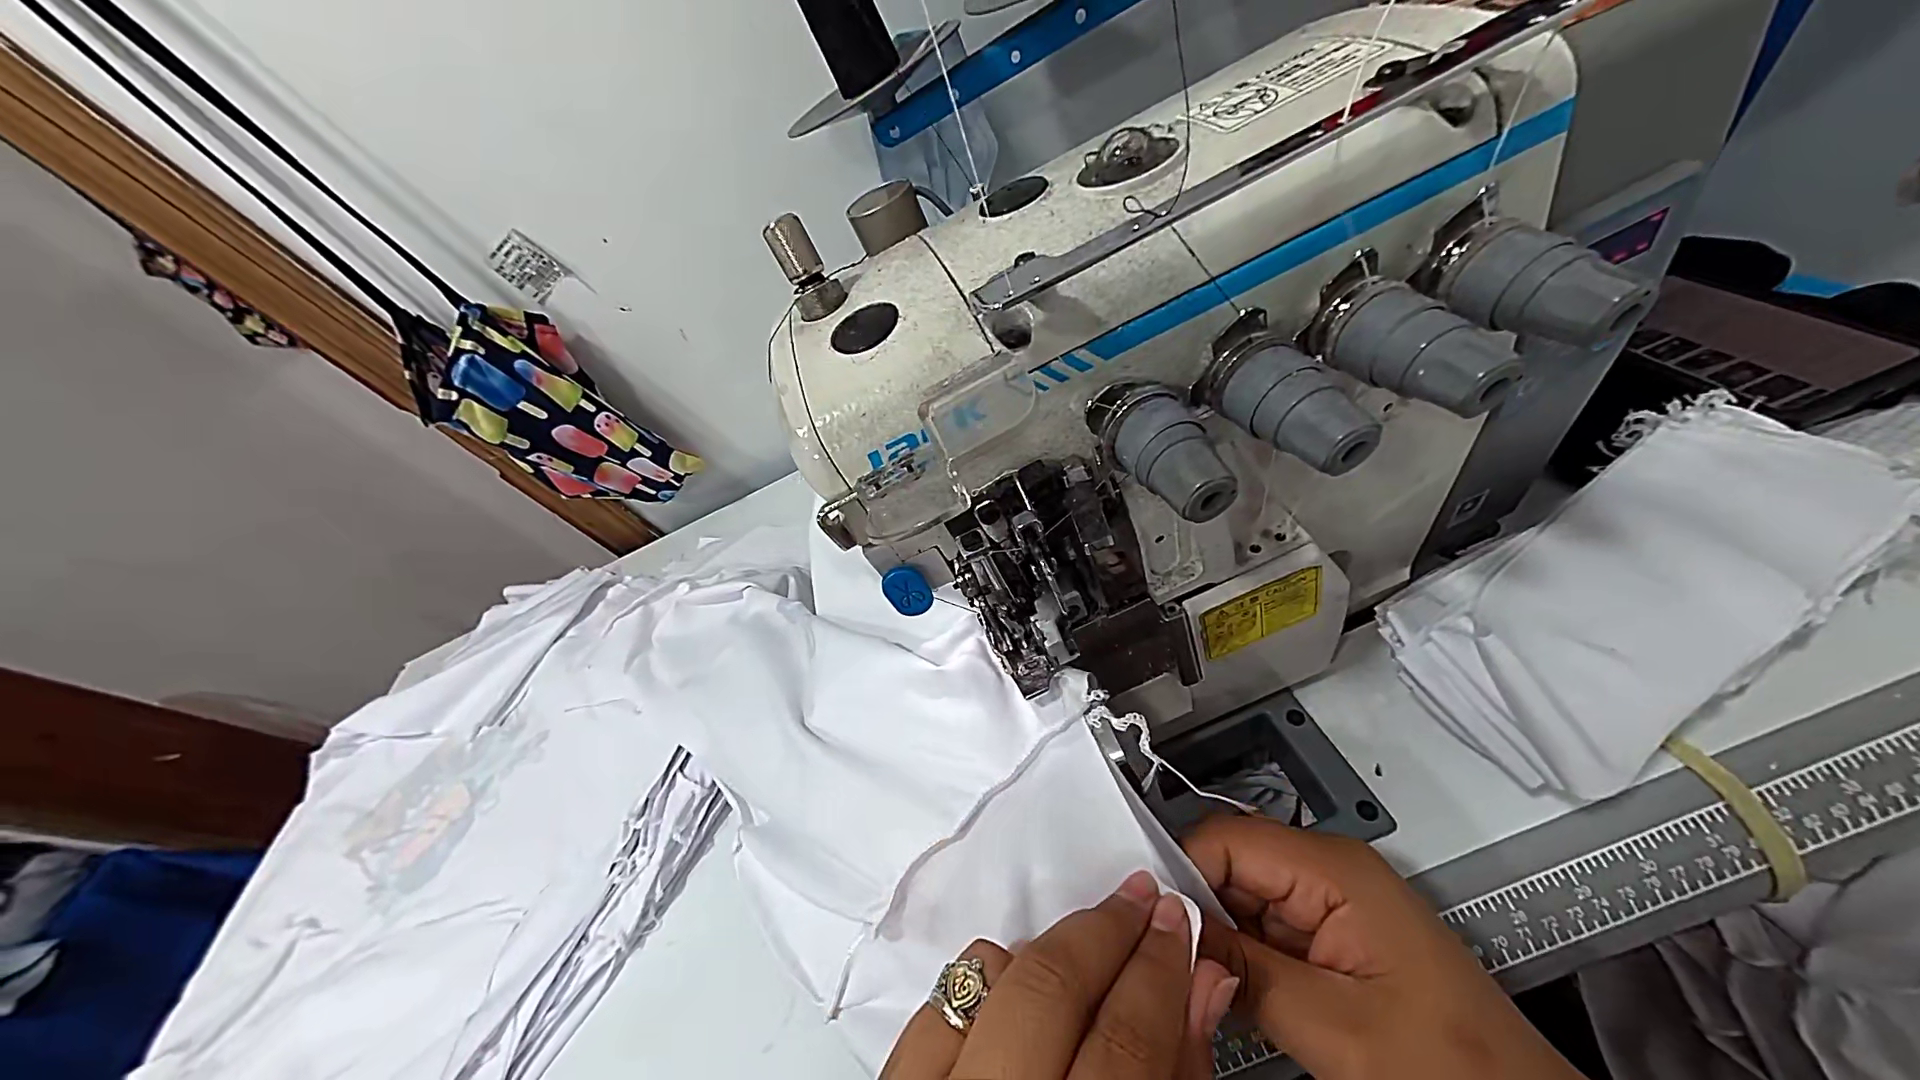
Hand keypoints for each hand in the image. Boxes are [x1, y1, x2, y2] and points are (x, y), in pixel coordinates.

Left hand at [881, 870, 1238, 1079]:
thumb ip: (1176, 1077)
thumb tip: (1200, 990)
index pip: (1126, 1038)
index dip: (1159, 966)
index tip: (1176, 923)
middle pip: (1050, 992)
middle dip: (1105, 930)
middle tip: (1142, 899)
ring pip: (985, 985)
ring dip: (1046, 946)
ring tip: (1092, 931)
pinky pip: (933, 1012)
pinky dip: (979, 981)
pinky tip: (1014, 971)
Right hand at [1183, 816, 1582, 1079]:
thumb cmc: (1459, 1069)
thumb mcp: (1333, 1025)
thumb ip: (1243, 968)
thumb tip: (1175, 929)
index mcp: (1333, 869)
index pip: (1224, 839)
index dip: (1183, 873)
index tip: (1160, 922)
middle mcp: (1327, 870)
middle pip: (1227, 862)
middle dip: (1198, 908)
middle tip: (1183, 962)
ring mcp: (1327, 900)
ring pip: (1238, 896)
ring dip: (1219, 936)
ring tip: (1215, 984)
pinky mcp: (1327, 931)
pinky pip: (1260, 925)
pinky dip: (1240, 954)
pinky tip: (1238, 989)